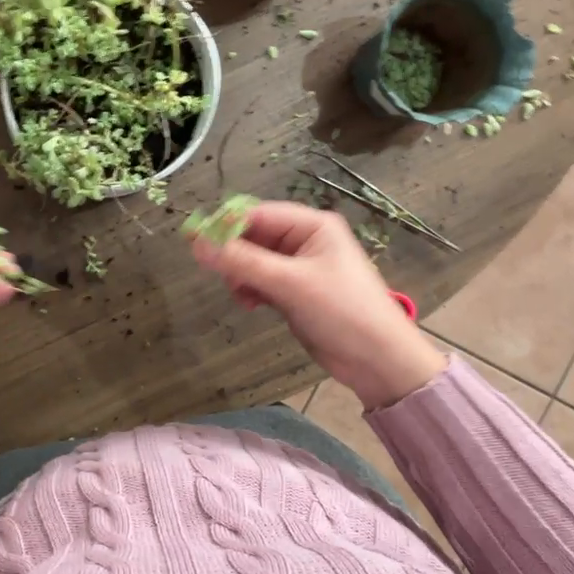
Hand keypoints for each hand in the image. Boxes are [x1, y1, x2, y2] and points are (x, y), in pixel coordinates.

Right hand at [191, 200, 446, 409]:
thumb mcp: (289, 284)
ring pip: (252, 260)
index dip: (225, 226)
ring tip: (242, 296)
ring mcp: (299, 267)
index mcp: (311, 226)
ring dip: (240, 275)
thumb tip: (196, 244)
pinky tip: (250, 305)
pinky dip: (250, 290)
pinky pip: (260, 280)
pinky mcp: (294, 292)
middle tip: (222, 276)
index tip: (196, 244)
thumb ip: (242, 262)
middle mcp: (304, 240)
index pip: (257, 214)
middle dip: (234, 255)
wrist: (377, 360)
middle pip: (252, 236)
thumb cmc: (341, 312)